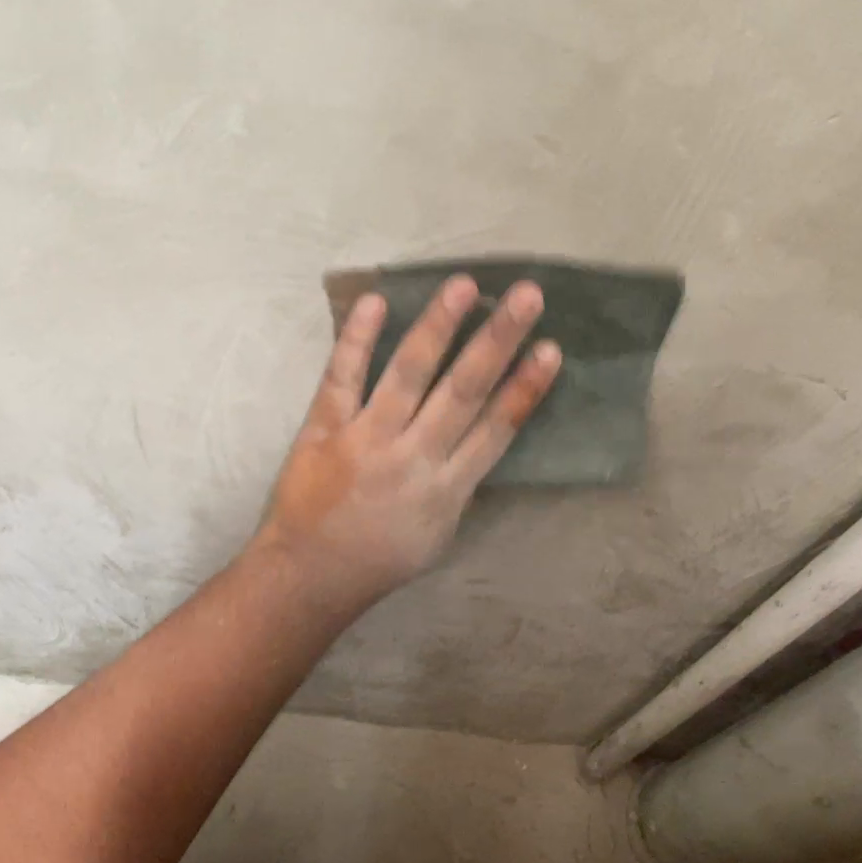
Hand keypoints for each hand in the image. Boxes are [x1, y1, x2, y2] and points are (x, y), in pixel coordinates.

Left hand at [249, 275, 561, 605]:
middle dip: (498, 340)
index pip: (496, 429)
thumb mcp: (437, 536)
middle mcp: (414, 456)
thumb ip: (458, 487)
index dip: (526, 388)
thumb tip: (475, 444)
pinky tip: (374, 301)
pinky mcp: (325, 428)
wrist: (310, 576)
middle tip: (526, 294)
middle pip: (464, 390)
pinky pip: (343, 377)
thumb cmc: (378, 561)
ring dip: (438, 326)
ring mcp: (368, 438)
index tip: (551, 349)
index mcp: (447, 488)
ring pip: (409, 373)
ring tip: (464, 286)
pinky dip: (357, 339)